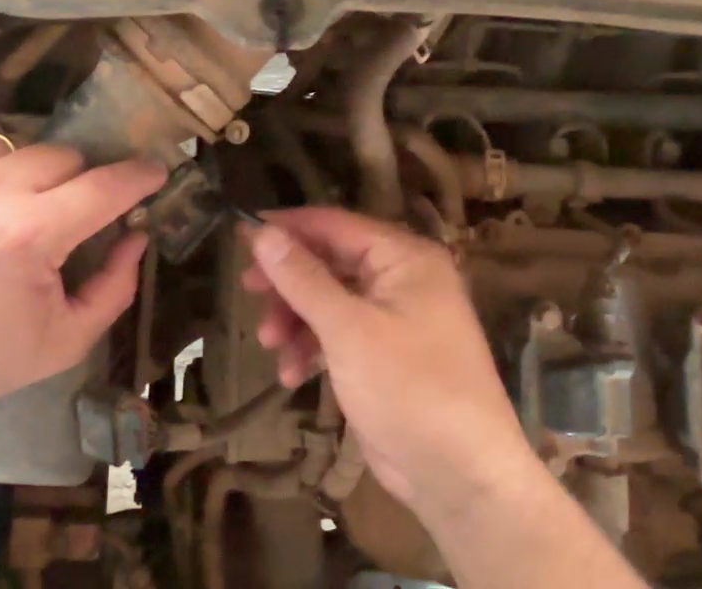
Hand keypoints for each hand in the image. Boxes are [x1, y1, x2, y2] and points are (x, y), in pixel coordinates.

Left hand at [0, 138, 163, 422]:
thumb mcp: (66, 340)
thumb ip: (116, 285)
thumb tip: (137, 235)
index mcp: (33, 233)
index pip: (106, 185)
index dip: (139, 176)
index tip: (156, 173)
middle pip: (65, 156)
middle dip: (81, 181)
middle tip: (73, 216)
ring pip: (19, 148)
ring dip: (33, 174)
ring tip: (21, 211)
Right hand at [242, 208, 534, 522]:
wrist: (460, 476)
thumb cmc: (408, 388)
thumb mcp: (347, 329)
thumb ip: (302, 278)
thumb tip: (261, 232)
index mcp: (405, 258)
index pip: (335, 225)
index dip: (287, 228)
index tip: (241, 234)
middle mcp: (402, 279)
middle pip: (329, 262)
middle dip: (288, 282)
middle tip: (247, 291)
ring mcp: (395, 318)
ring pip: (329, 300)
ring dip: (295, 320)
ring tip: (269, 346)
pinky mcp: (384, 355)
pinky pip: (339, 334)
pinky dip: (313, 348)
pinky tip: (291, 374)